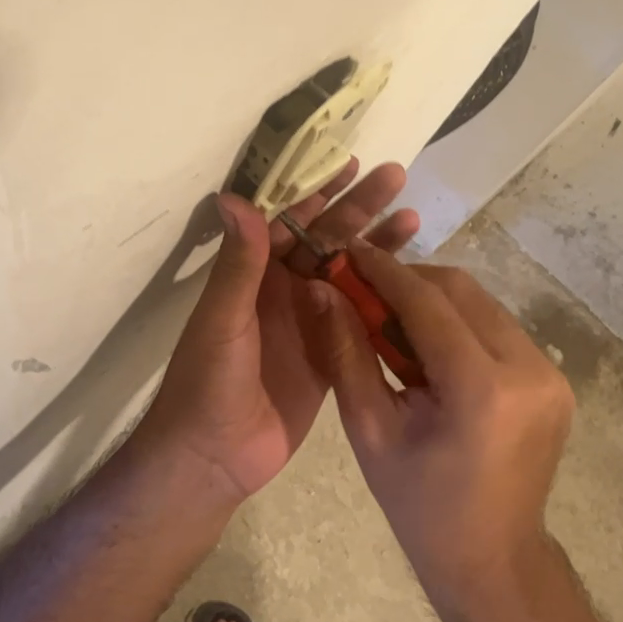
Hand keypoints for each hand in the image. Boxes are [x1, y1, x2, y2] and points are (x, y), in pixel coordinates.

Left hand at [129, 159, 419, 504]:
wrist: (214, 456)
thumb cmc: (209, 382)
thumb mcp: (224, 317)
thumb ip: (239, 263)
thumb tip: (233, 196)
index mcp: (251, 277)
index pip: (288, 223)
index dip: (316, 194)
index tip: (349, 164)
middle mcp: (280, 292)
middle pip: (325, 242)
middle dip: (357, 210)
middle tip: (396, 178)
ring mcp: (307, 324)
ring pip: (347, 275)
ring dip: (376, 248)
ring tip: (413, 217)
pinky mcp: (329, 357)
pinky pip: (359, 320)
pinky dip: (383, 299)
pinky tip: (413, 281)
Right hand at [314, 243, 574, 598]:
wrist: (492, 558)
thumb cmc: (418, 503)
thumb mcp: (368, 429)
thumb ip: (346, 352)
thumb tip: (321, 290)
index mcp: (481, 389)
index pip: (427, 303)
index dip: (383, 270)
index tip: (347, 250)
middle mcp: (528, 370)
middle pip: (460, 290)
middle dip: (407, 279)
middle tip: (362, 287)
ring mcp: (550, 373)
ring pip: (481, 302)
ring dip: (432, 298)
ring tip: (389, 317)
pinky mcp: (554, 379)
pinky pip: (497, 326)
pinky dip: (457, 321)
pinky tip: (426, 344)